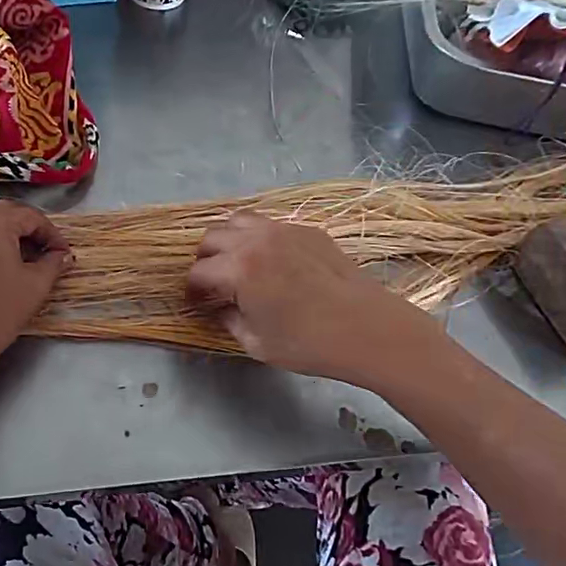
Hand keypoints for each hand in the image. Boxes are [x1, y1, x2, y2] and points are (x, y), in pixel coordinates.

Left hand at [0, 200, 71, 385]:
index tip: (64, 252)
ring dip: (12, 237)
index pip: (30, 216)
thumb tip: (62, 255)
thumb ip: (53, 263)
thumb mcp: (35, 285)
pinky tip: (4, 268)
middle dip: (32, 231)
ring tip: (30, 262)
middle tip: (50, 253)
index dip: (52, 233)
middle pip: (7, 215)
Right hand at [186, 213, 444, 389]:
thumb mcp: (256, 342)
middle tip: (213, 284)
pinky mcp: (307, 230)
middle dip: (205, 261)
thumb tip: (217, 308)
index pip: (198, 272)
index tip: (195, 304)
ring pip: (237, 221)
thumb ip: (227, 320)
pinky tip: (269, 261)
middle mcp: (255, 241)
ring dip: (228, 241)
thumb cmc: (310, 344)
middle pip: (211, 239)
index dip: (191, 290)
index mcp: (238, 269)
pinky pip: (268, 224)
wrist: (373, 331)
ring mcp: (283, 231)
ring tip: (236, 264)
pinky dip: (257, 237)